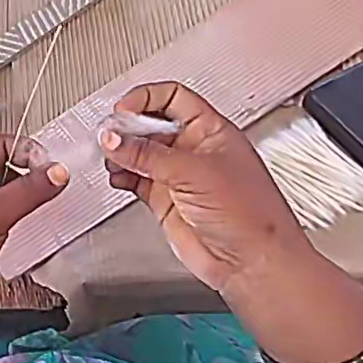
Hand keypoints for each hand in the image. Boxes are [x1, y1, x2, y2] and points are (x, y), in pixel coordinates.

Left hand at [0, 136, 68, 300]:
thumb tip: (55, 173)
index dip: (27, 151)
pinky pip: (3, 212)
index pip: (0, 144)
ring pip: (6, 190)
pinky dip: (18, 215)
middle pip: (5, 165)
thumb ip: (29, 190)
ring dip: (25, 196)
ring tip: (42, 206)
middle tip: (51, 185)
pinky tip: (28, 225)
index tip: (50, 168)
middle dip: (29, 174)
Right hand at [99, 82, 313, 290]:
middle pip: (149, 123)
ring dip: (120, 152)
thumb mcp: (195, 173)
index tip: (123, 112)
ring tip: (112, 158)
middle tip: (110, 136)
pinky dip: (120, 175)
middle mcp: (192, 149)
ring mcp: (176, 174)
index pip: (172, 97)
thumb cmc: (251, 218)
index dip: (145, 99)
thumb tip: (114, 138)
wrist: (252, 265)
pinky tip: (118, 177)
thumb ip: (148, 154)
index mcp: (210, 131)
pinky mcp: (163, 198)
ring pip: (137, 151)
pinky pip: (133, 177)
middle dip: (126, 127)